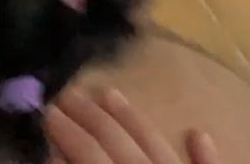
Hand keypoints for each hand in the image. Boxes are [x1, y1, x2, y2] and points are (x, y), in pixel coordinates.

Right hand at [46, 88, 219, 163]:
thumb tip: (52, 155)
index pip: (88, 152)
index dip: (64, 130)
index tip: (44, 110)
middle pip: (117, 142)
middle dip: (88, 116)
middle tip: (63, 93)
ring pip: (157, 147)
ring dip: (133, 120)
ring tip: (109, 93)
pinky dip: (206, 156)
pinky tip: (197, 133)